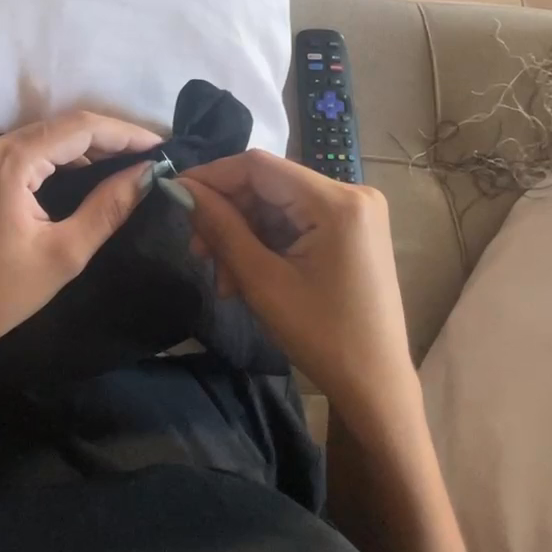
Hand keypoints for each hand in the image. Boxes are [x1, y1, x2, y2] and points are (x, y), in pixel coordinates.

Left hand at [0, 112, 161, 356]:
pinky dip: (59, 156)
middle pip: (61, 126)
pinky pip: (26, 149)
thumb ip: (109, 206)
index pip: (79, 128)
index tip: (162, 146)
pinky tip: (88, 169)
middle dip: (109, 137)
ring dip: (86, 145)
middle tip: (152, 153)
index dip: (124, 133)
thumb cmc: (1, 293)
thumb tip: (148, 174)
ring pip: (44, 135)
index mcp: (9, 162)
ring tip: (130, 160)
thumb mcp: (66, 252)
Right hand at [177, 150, 411, 404]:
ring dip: (242, 235)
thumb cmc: (321, 336)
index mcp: (337, 202)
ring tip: (224, 281)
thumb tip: (182, 188)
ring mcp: (354, 212)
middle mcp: (351, 193)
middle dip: (227, 216)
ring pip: (276, 205)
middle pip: (267, 185)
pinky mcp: (351, 230)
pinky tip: (246, 276)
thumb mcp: (261, 281)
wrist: (375, 385)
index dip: (212, 176)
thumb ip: (220, 227)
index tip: (175, 197)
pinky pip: (294, 221)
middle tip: (198, 254)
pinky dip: (265, 243)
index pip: (258, 166)